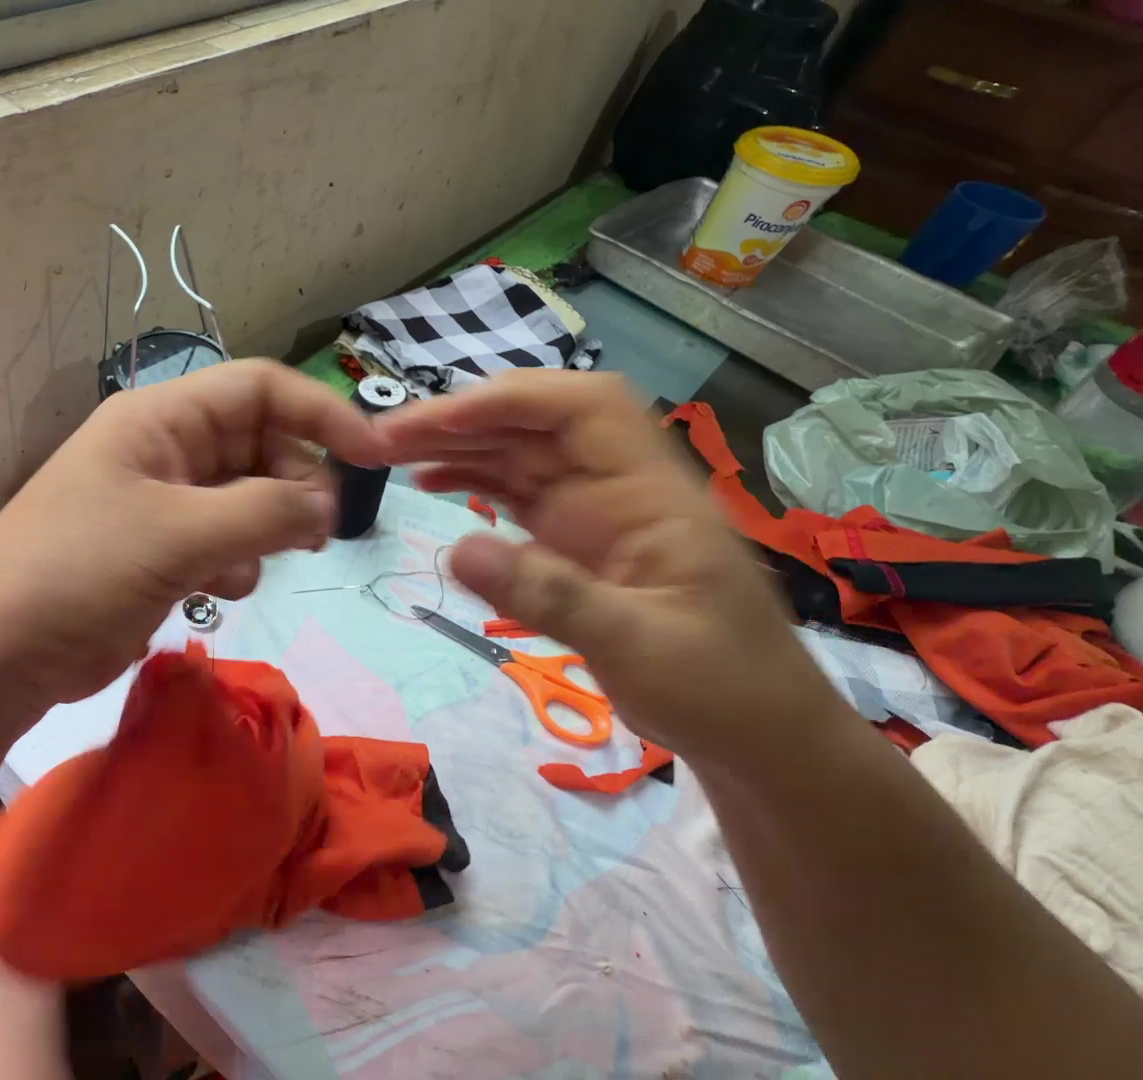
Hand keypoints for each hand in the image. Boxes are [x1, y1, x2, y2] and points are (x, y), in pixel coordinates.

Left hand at [0, 360, 381, 723]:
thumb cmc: (80, 572)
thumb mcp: (180, 534)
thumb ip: (265, 511)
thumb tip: (324, 504)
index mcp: (157, 420)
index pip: (258, 389)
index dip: (321, 413)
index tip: (373, 456)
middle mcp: (159, 451)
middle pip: (255, 444)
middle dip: (293, 483)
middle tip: (318, 532)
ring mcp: (155, 504)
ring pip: (242, 498)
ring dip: (264, 529)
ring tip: (256, 565)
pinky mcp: (154, 553)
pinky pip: (219, 541)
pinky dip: (234, 562)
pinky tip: (220, 591)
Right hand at [378, 370, 847, 767]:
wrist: (758, 734)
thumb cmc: (718, 688)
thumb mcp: (637, 647)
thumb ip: (550, 595)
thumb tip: (456, 551)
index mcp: (650, 493)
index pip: (581, 409)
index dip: (507, 400)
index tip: (436, 420)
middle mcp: (618, 488)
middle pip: (536, 425)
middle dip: (462, 421)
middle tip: (384, 439)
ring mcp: (595, 513)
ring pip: (518, 455)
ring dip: (456, 446)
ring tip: (389, 455)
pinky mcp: (576, 542)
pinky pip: (516, 493)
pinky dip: (472, 481)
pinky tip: (430, 484)